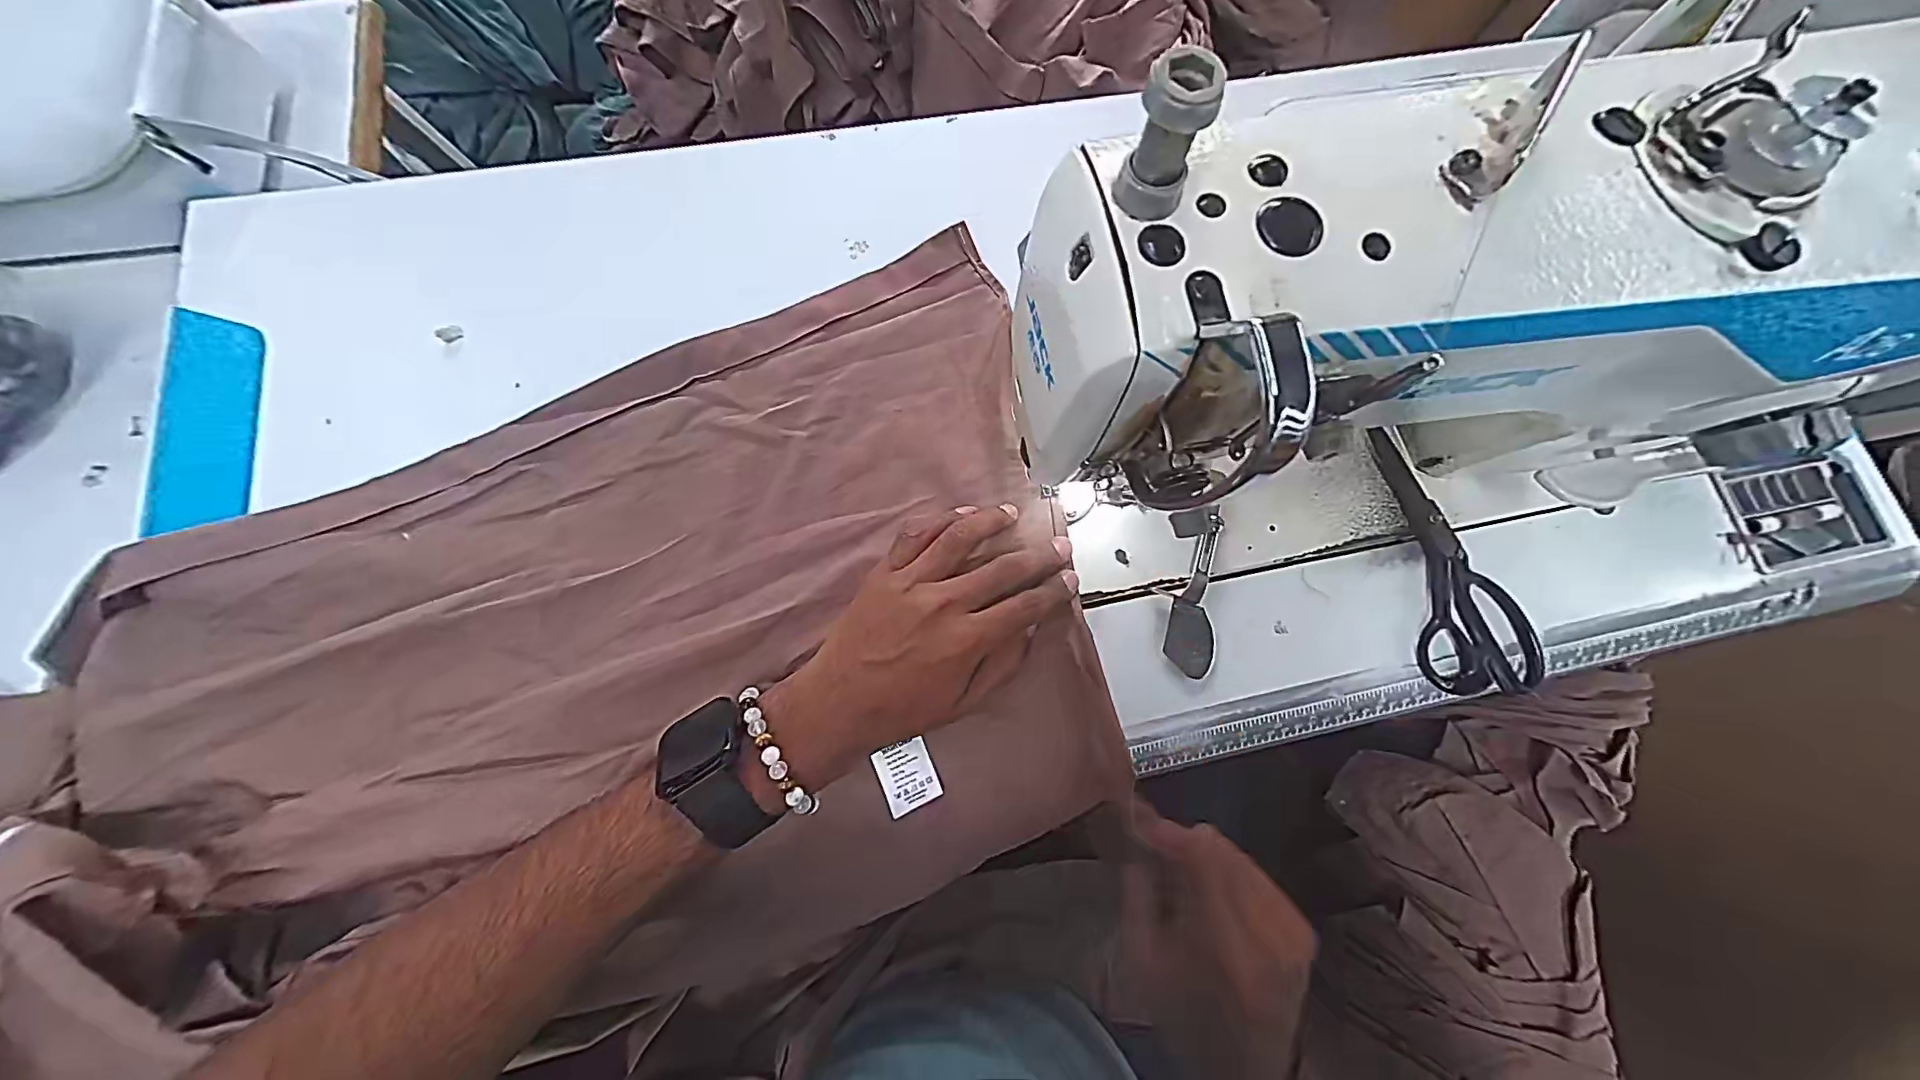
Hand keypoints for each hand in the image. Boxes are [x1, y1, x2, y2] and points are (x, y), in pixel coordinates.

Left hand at [746, 505, 1075, 805]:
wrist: (839, 702)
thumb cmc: (900, 708)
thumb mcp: (963, 702)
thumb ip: (1001, 665)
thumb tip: (1028, 631)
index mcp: (966, 640)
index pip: (1024, 605)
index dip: (1053, 591)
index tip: (1068, 580)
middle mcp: (943, 604)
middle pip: (1003, 568)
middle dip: (1039, 556)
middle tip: (1057, 546)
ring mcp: (911, 583)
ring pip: (960, 538)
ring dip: (991, 522)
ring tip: (1010, 514)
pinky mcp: (885, 573)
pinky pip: (916, 535)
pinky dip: (941, 520)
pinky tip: (959, 516)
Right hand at [1120, 801, 1316, 1079]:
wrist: (1248, 1065)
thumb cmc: (1186, 1017)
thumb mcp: (1143, 960)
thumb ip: (1138, 892)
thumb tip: (1139, 837)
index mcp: (1224, 945)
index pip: (1204, 855)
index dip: (1172, 831)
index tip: (1148, 827)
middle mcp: (1268, 933)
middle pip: (1222, 850)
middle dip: (1186, 843)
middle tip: (1160, 848)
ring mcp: (1292, 931)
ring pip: (1240, 857)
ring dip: (1208, 857)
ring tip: (1185, 874)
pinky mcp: (1302, 929)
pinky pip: (1258, 875)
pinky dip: (1231, 874)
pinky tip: (1214, 892)